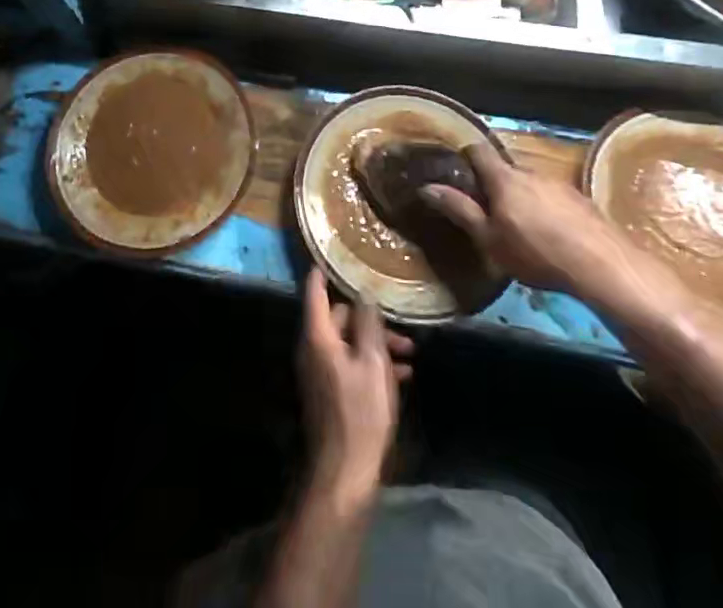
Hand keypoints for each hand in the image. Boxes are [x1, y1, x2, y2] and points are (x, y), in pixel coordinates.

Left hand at [297, 269, 412, 495]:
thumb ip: (368, 325)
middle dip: (370, 320)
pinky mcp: (329, 389)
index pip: (315, 292)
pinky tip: (402, 375)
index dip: (322, 273)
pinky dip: (371, 363)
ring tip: (410, 355)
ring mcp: (319, 370)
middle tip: (403, 330)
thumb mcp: (372, 363)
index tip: (332, 255)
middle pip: (338, 319)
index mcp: (317, 337)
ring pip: (348, 343)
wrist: (345, 468)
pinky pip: (349, 363)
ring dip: (376, 344)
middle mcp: (312, 348)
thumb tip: (363, 294)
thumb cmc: (361, 412)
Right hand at [419, 143, 687, 315]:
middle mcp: (531, 173)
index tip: (456, 170)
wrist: (603, 266)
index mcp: (504, 178)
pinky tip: (548, 234)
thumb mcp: (489, 238)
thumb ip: (459, 209)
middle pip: (505, 170)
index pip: (478, 150)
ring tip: (518, 227)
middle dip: (493, 185)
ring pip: (530, 184)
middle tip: (486, 211)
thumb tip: (426, 187)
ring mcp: (560, 185)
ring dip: (520, 198)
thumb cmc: (535, 252)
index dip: (464, 155)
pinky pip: (552, 197)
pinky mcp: (581, 200)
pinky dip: (544, 208)